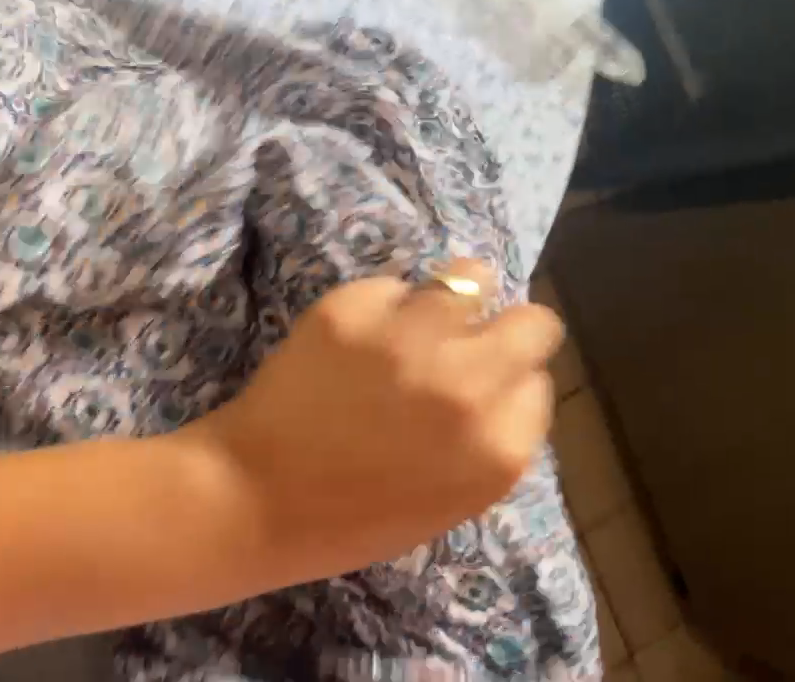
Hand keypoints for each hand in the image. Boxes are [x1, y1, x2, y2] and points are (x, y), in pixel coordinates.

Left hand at [189, 260, 562, 575]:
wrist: (257, 495)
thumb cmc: (353, 516)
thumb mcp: (451, 499)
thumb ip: (489, 438)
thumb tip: (505, 379)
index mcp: (498, 450)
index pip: (538, 384)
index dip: (508, 382)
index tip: (481, 386)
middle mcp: (465, 385)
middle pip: (532, 323)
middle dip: (508, 328)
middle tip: (470, 337)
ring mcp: (407, 338)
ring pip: (469, 278)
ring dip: (452, 297)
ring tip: (421, 317)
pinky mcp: (351, 308)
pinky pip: (392, 285)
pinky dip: (380, 304)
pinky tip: (355, 335)